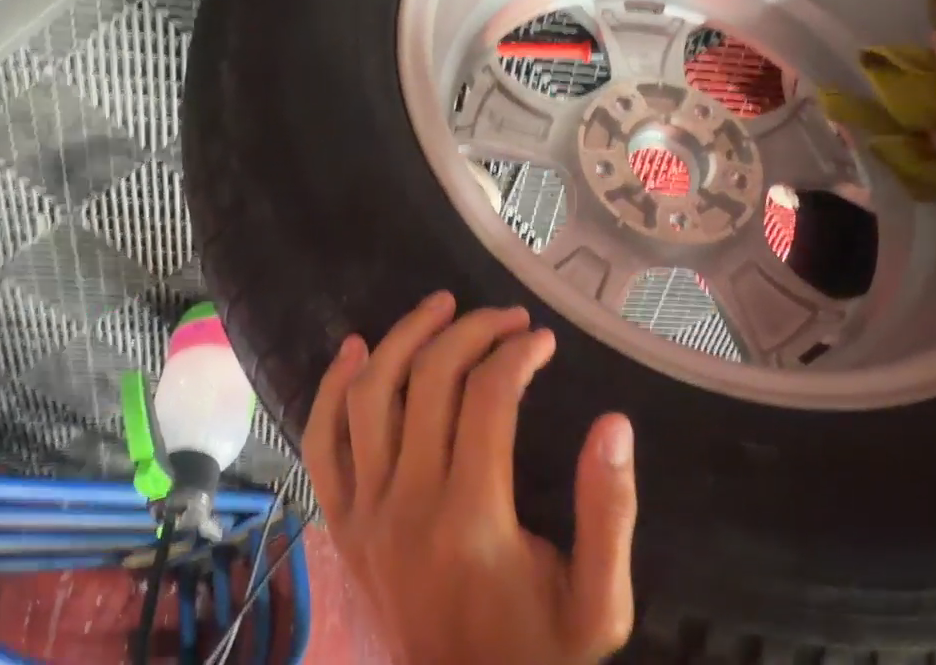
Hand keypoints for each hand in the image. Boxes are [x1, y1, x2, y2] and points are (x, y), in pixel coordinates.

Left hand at [302, 291, 637, 664]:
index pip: (488, 399)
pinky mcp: (341, 525)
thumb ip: (610, 515)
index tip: (544, 340)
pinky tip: (357, 350)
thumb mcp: (599, 604)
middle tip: (508, 317)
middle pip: (429, 381)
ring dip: (404, 338)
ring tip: (442, 305)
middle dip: (472, 331)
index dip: (518, 354)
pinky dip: (331, 389)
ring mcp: (364, 513)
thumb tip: (615, 424)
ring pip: (369, 397)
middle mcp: (408, 504)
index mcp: (473, 518)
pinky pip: (321, 444)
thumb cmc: (537, 653)